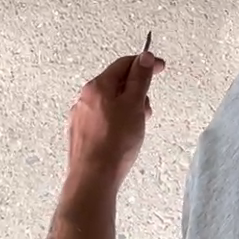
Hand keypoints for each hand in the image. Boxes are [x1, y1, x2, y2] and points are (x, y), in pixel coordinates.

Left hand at [64, 51, 164, 192]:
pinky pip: (101, 119)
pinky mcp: (78, 136)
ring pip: (109, 103)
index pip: (124, 63)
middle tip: (147, 108)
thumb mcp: (135, 104)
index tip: (160, 68)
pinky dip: (115, 121)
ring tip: (135, 128)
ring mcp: (79, 118)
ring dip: (126, 107)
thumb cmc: (115, 142)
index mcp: (97, 86)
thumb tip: (144, 56)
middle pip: (116, 83)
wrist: (92, 181)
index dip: (145, 63)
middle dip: (136, 91)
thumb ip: (140, 78)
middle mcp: (84, 98)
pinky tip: (121, 138)